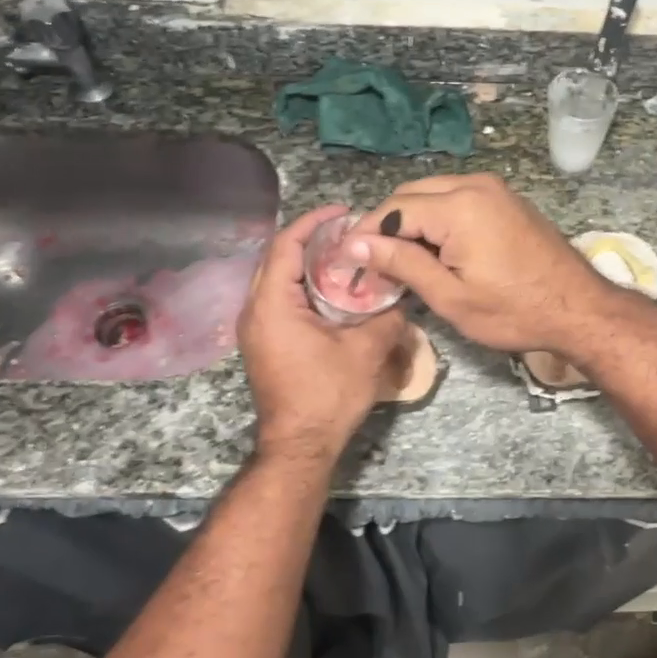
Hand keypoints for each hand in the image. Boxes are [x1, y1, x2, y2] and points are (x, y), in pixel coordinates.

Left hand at [238, 206, 408, 461]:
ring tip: (343, 257)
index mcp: (273, 304)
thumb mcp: (367, 351)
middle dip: (310, 240)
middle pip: (277, 258)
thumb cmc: (329, 395)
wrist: (300, 444)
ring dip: (306, 264)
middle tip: (347, 233)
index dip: (313, 222)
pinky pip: (279, 299)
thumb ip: (386, 314)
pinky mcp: (263, 343)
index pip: (286, 245)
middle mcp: (255, 310)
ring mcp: (255, 328)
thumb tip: (401, 293)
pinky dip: (303, 286)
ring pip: (276, 279)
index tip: (343, 212)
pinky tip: (332, 292)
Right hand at [344, 174, 619, 354]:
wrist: (578, 308)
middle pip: (411, 195)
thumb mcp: (450, 297)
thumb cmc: (514, 311)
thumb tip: (354, 244)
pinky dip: (440, 219)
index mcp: (457, 206)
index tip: (352, 264)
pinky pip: (458, 199)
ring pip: (434, 194)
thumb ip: (401, 264)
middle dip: (388, 227)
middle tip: (376, 266)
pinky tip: (439, 252)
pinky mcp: (507, 199)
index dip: (366, 235)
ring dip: (413, 222)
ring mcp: (494, 189)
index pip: (392, 209)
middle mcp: (474, 184)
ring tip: (405, 263)